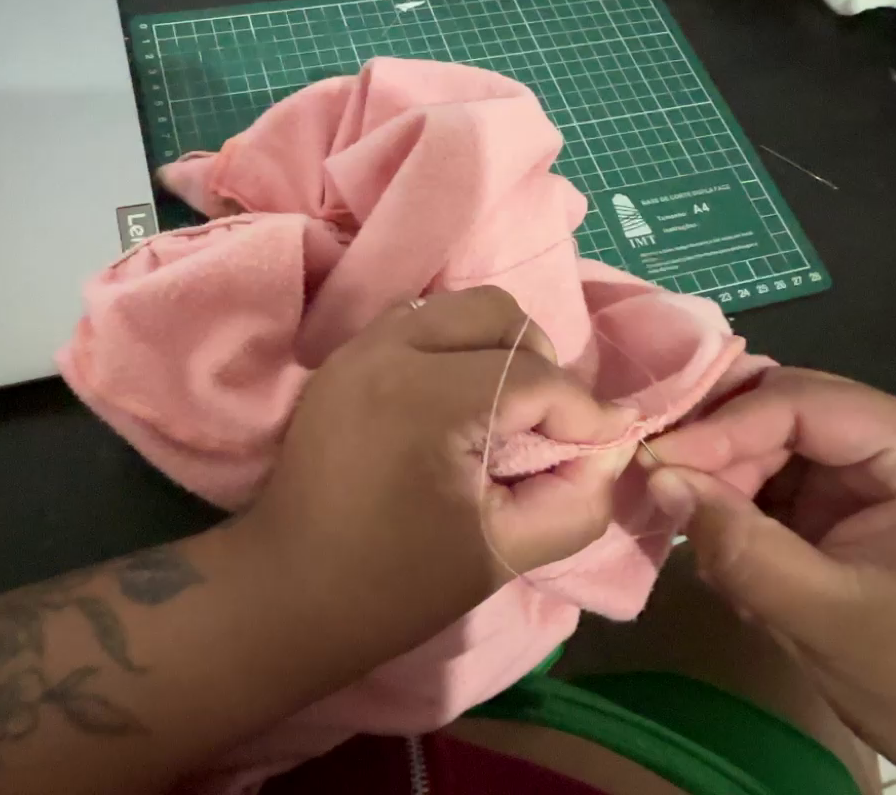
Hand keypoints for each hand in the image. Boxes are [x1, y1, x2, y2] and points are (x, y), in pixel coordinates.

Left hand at [239, 286, 637, 643]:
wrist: (289, 588)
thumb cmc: (395, 583)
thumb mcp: (502, 553)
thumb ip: (574, 500)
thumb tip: (605, 447)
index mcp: (424, 397)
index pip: (532, 374)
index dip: (581, 413)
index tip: (595, 450)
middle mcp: (386, 350)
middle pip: (495, 311)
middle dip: (537, 361)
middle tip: (541, 423)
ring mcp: (356, 347)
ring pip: (454, 307)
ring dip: (493, 347)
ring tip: (498, 409)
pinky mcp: (341, 358)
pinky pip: (417, 323)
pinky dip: (452, 347)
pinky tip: (454, 403)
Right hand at [642, 368, 895, 794]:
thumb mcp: (832, 622)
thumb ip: (739, 545)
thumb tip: (656, 477)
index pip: (807, 403)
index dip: (723, 425)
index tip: (655, 460)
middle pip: (796, 419)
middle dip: (728, 456)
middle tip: (670, 494)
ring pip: (790, 456)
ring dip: (739, 489)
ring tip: (705, 535)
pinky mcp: (884, 522)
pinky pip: (803, 494)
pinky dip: (761, 517)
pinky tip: (739, 554)